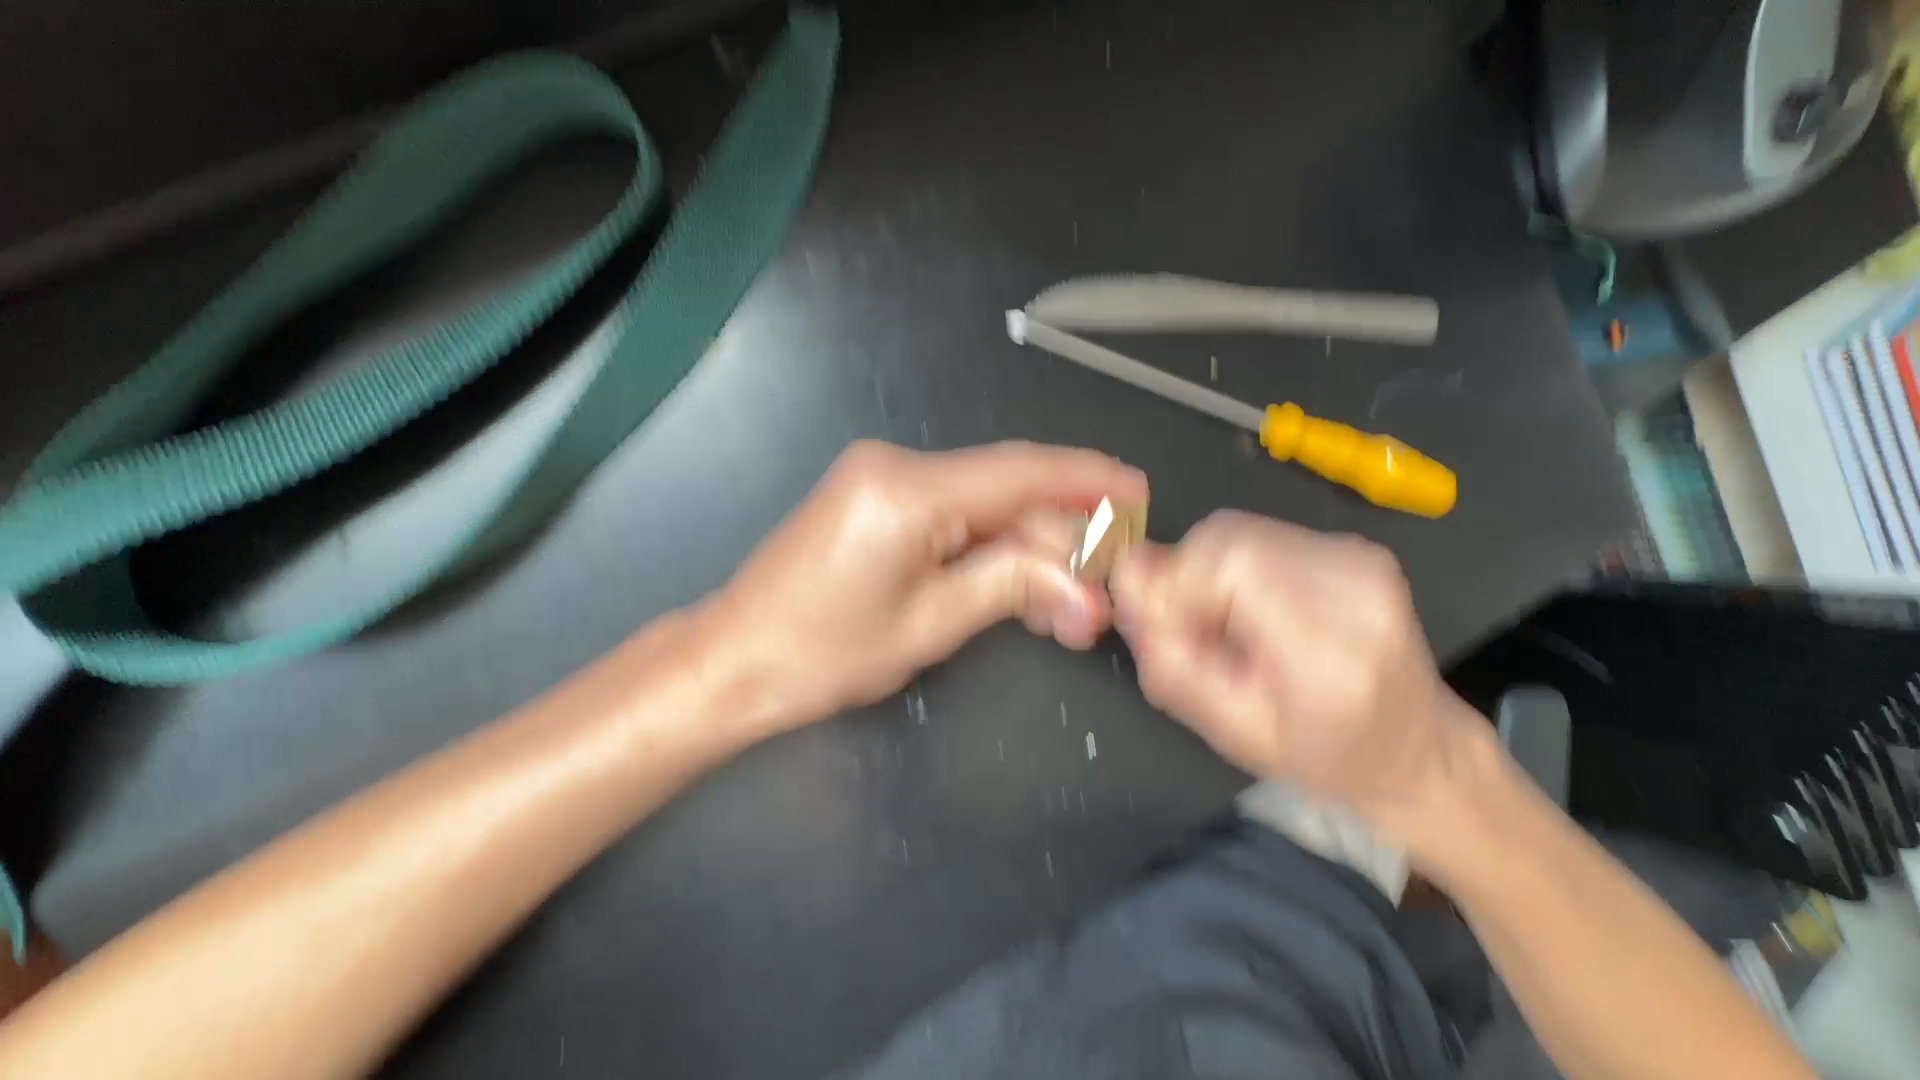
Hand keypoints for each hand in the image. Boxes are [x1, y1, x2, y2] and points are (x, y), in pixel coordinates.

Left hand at [707, 440, 1147, 729]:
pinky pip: (951, 511)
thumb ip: (1012, 586)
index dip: (1086, 481)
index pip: (1020, 473)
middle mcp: (894, 465)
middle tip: (1104, 585)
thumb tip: (1088, 586)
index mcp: (907, 491)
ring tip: (1068, 599)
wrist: (733, 660)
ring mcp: (879, 477)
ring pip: (982, 501)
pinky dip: (989, 543)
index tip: (1138, 493)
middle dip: (1060, 535)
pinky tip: (1020, 577)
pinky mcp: (873, 497)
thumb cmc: (821, 655)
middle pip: (1005, 488)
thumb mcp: (929, 625)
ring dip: (1027, 545)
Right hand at [1108, 511, 1462, 817]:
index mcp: (1329, 646)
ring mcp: (1359, 558)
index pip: (1230, 561)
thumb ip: (1173, 660)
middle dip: (1186, 576)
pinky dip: (1237, 567)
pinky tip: (1254, 610)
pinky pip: (1264, 535)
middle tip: (1190, 630)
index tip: (1163, 626)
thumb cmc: (1323, 758)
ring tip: (1227, 624)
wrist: (1416, 749)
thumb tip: (1127, 579)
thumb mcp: (1231, 732)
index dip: (1175, 583)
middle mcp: (1353, 586)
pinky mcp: (1355, 547)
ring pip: (1240, 529)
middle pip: (1229, 536)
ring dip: (1209, 571)